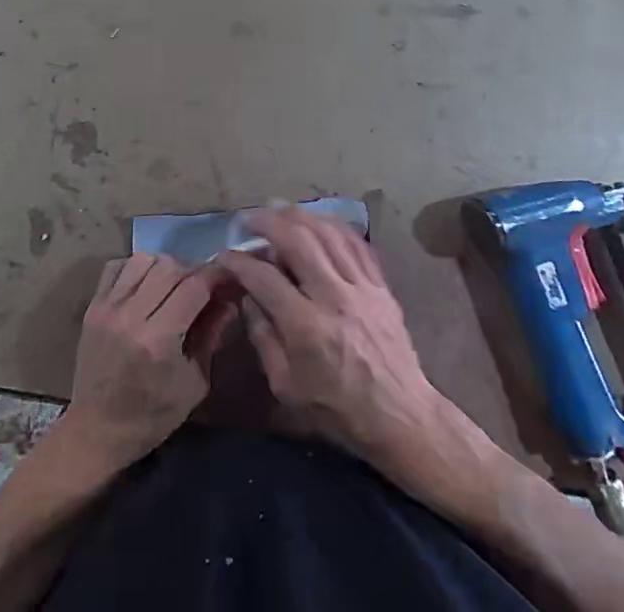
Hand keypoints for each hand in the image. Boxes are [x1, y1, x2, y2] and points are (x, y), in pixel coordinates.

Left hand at [64, 253, 235, 468]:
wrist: (96, 431)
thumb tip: (230, 301)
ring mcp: (107, 309)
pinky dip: (135, 268)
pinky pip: (115, 267)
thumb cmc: (152, 415)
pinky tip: (145, 287)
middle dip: (194, 272)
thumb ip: (211, 336)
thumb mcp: (194, 383)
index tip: (230, 278)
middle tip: (202, 289)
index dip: (217, 276)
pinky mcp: (92, 308)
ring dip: (165, 267)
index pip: (194, 286)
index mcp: (158, 339)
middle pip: (170, 267)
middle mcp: (131, 316)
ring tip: (172, 287)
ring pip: (143, 260)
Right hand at [217, 207, 441, 465]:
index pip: (265, 278)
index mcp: (306, 326)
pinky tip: (320, 222)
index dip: (239, 262)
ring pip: (329, 234)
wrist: (398, 413)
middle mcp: (334, 297)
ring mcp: (362, 287)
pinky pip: (357, 244)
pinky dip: (335, 227)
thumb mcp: (286, 385)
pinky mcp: (381, 286)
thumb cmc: (337, 408)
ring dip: (301, 216)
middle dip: (269, 223)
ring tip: (280, 210)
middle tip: (250, 218)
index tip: (225, 255)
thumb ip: (263, 338)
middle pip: (299, 241)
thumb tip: (248, 299)